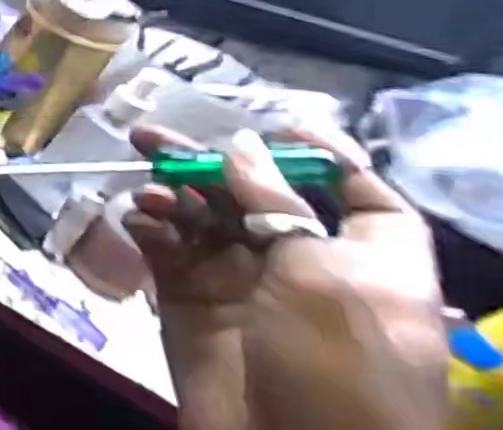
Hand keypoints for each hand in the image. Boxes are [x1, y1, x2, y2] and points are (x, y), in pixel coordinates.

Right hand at [126, 125, 446, 429]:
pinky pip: (165, 244)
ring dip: (169, 192)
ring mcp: (239, 280)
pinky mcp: (190, 296)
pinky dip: (149, 226)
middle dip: (206, 161)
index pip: (362, 199)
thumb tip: (244, 147)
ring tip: (149, 194)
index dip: (329, 158)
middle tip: (152, 137)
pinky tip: (140, 223)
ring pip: (200, 212)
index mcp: (362, 264)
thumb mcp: (322, 284)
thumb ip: (280, 206)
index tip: (279, 125)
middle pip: (254, 192)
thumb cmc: (335, 376)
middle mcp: (300, 264)